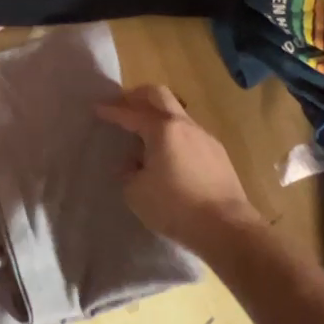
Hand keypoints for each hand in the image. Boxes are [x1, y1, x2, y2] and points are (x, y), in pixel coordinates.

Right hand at [97, 85, 261, 251]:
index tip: (96, 108)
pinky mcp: (218, 154)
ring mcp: (205, 138)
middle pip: (159, 95)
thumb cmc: (175, 207)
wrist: (227, 228)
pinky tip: (168, 156)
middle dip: (137, 96)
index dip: (110, 110)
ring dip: (157, 116)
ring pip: (176, 113)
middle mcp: (184, 125)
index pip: (130, 113)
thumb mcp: (136, 192)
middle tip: (122, 107)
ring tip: (144, 136)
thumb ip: (128, 172)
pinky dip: (173, 135)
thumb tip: (133, 165)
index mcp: (161, 129)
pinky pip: (189, 134)